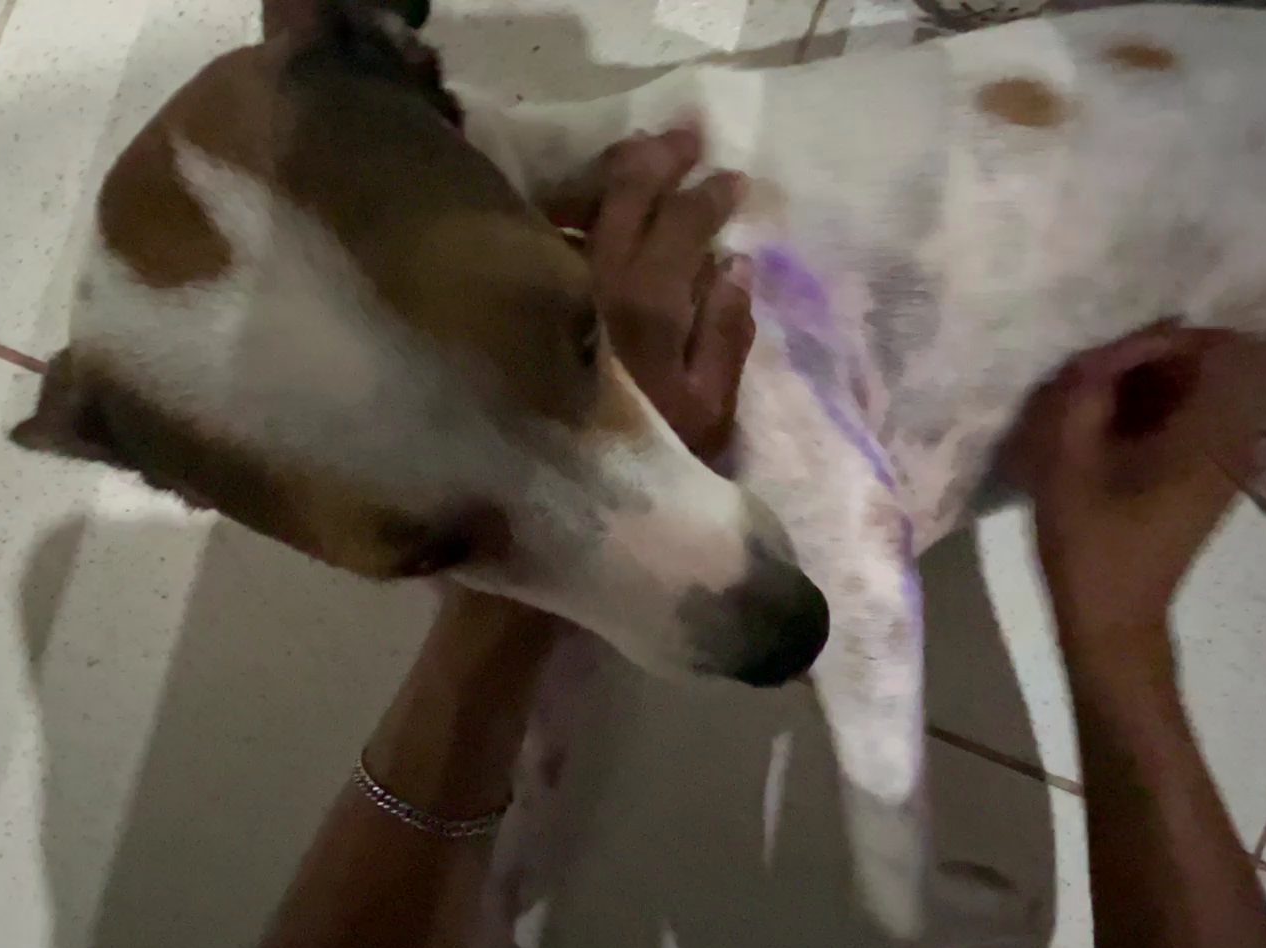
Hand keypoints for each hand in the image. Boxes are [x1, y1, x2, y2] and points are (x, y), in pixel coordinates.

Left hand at [543, 127, 754, 459]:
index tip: (733, 181)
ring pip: (581, 206)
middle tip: (687, 138)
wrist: (571, 492)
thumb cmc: (650, 454)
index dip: (712, 195)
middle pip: (626, 195)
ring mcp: (558, 291)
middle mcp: (596, 282)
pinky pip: (547, 237)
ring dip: (615, 171)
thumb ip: (726, 333)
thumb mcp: (711, 407)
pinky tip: (592, 205)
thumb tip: (734, 264)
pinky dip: (573, 209)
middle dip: (660, 158)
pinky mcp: (531, 307)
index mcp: (648, 304)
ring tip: (643, 153)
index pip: (684, 223)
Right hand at [1005, 321, 1265, 642]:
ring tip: (1091, 398)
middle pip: (1215, 363)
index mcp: (1212, 436)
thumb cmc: (1090, 543)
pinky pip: (1191, 416)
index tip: (1103, 361)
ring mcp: (1225, 457)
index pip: (1219, 349)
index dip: (1159, 340)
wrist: (1113, 613)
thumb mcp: (1067, 469)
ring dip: (1148, 382)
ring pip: (1202, 389)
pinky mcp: (1206, 473)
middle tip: (1092, 375)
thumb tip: (1094, 358)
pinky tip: (1106, 427)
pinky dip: (1152, 407)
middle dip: (1151, 357)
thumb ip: (1080, 403)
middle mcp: (1235, 438)